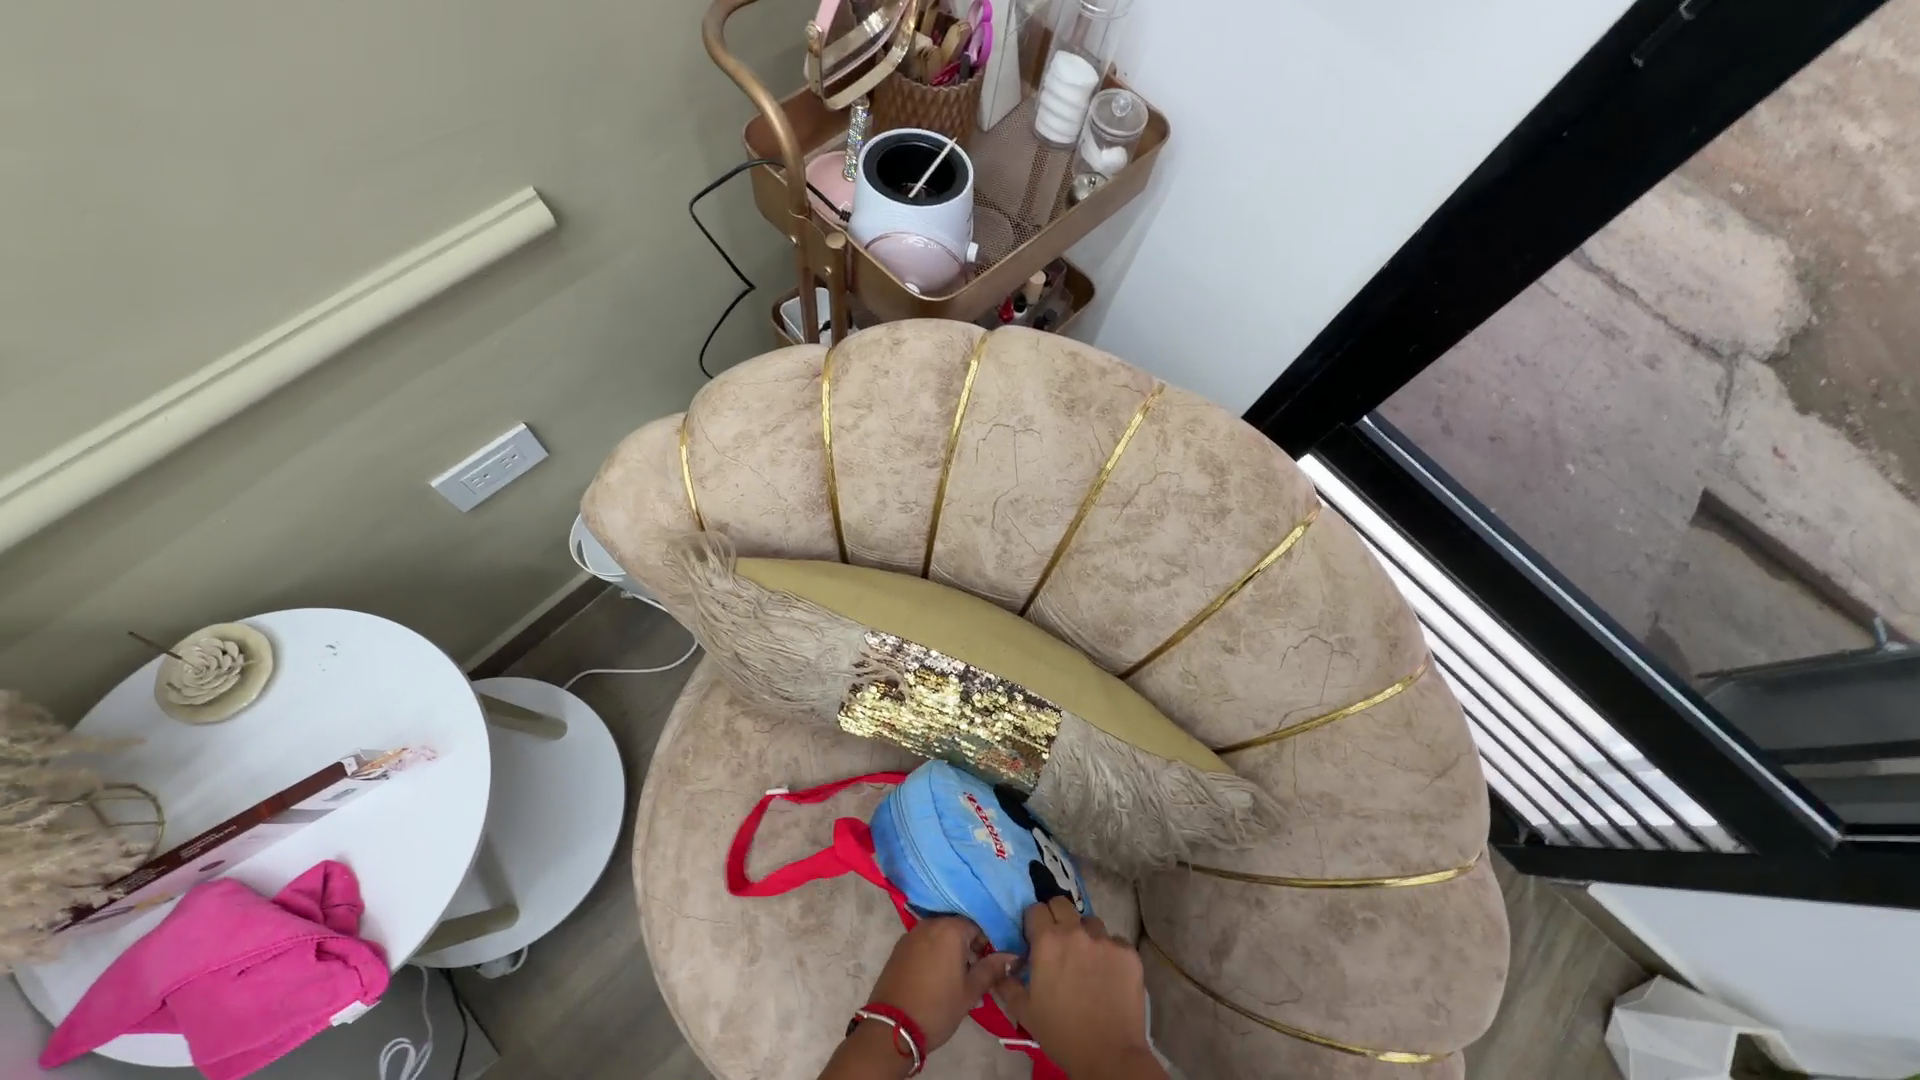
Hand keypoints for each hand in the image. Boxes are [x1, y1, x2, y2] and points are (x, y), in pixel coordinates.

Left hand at [868, 916, 1018, 1053]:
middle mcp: (930, 924)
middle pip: (957, 927)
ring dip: (950, 949)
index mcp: (950, 929)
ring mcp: (911, 934)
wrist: (893, 1027)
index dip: (988, 943)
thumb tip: (1011, 957)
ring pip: (939, 934)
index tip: (991, 964)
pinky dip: (933, 952)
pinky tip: (936, 976)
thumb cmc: (937, 1007)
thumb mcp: (970, 992)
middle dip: (969, 945)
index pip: (978, 925)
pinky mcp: (899, 948)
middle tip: (976, 972)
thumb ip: (991, 969)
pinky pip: (923, 942)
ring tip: (957, 976)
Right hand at [993, 898, 1161, 1078]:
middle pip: (1062, 903)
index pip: (1036, 909)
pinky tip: (1108, 974)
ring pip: (1091, 922)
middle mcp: (1076, 932)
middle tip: (1058, 942)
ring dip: (1085, 934)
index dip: (1033, 922)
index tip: (1035, 938)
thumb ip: (1008, 984)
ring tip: (1086, 960)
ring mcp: (1105, 940)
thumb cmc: (1062, 1034)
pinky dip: (1109, 952)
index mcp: (1047, 942)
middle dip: (1056, 917)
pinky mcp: (1128, 953)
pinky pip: (1115, 942)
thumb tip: (1002, 967)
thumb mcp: (1025, 1012)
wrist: (1109, 1056)